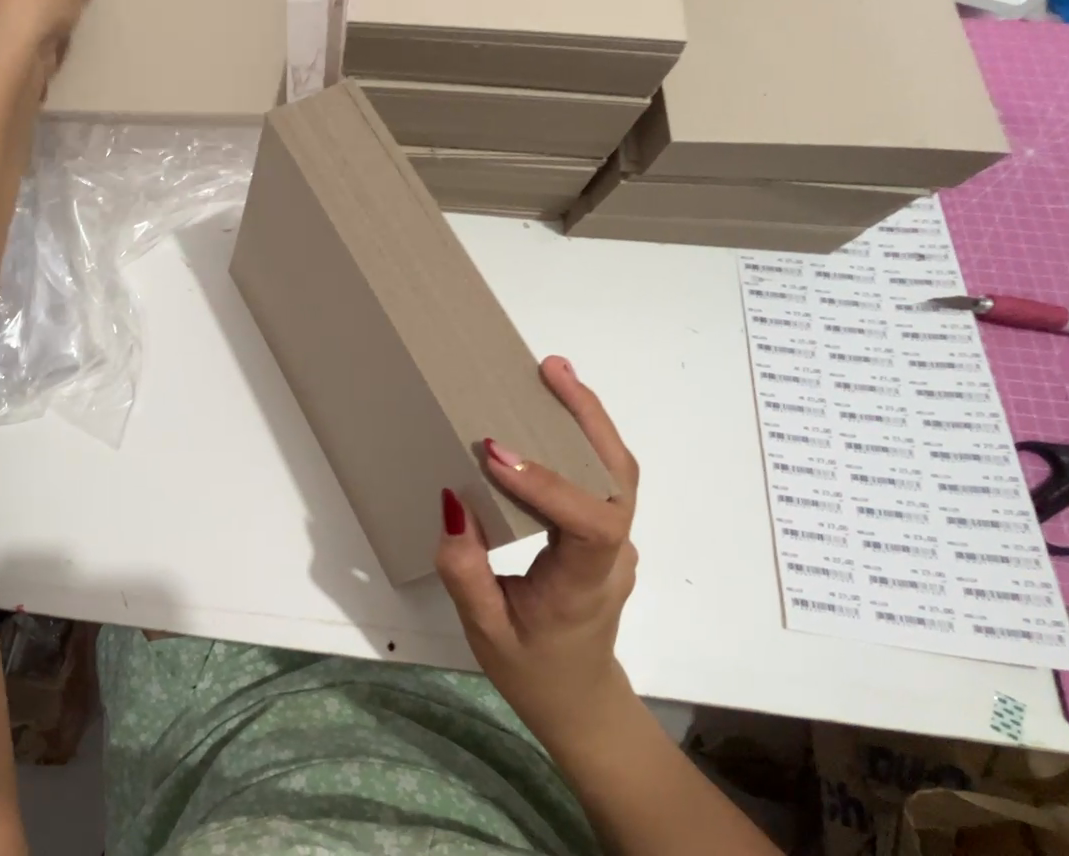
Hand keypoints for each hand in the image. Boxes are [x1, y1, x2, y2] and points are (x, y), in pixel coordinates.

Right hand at [436, 355, 641, 743]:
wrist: (580, 699)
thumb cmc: (532, 670)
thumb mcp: (485, 630)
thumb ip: (465, 571)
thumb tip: (452, 502)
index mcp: (585, 584)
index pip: (588, 524)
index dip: (547, 485)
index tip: (492, 454)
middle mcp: (613, 554)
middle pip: (616, 476)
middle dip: (586, 417)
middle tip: (550, 370)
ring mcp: (615, 541)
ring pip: (614, 470)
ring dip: (588, 418)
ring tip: (554, 373)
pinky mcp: (603, 533)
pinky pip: (599, 478)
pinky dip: (582, 437)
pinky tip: (555, 412)